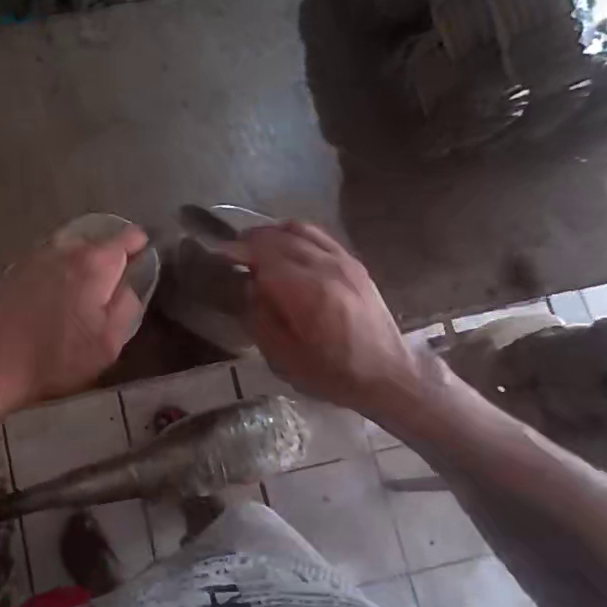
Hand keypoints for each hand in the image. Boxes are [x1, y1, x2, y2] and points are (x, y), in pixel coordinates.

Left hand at [0, 224, 148, 433]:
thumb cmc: (54, 358)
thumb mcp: (107, 343)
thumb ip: (127, 306)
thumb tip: (132, 283)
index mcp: (94, 263)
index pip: (128, 238)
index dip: (140, 248)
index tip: (142, 264)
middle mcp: (65, 249)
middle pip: (97, 243)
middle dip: (110, 259)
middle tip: (115, 288)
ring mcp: (35, 256)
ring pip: (70, 251)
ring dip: (82, 266)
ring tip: (85, 294)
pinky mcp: (13, 270)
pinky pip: (48, 263)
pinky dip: (58, 274)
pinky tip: (55, 299)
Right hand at [228, 221, 430, 414]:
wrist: (387, 376)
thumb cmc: (332, 374)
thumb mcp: (283, 359)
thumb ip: (260, 319)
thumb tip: (248, 286)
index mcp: (306, 292)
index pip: (263, 256)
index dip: (238, 251)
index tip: (218, 253)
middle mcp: (325, 267)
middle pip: (279, 238)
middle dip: (250, 240)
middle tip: (231, 251)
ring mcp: (343, 261)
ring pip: (299, 230)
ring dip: (272, 233)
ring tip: (254, 245)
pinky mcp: (354, 264)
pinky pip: (319, 236)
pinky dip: (295, 234)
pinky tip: (286, 246)